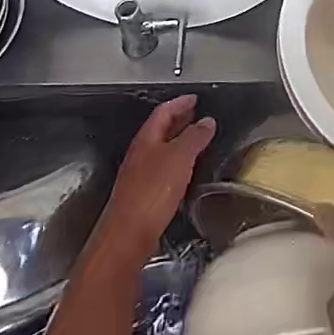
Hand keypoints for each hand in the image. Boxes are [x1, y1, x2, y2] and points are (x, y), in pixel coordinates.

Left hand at [100, 95, 215, 250]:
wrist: (127, 236)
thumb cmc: (150, 194)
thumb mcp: (180, 157)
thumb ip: (194, 137)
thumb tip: (207, 121)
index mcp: (146, 139)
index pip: (163, 111)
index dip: (180, 102)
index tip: (194, 98)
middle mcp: (140, 154)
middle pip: (160, 129)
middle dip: (179, 120)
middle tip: (196, 114)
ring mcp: (139, 175)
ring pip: (162, 149)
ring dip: (179, 141)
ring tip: (197, 140)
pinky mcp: (144, 195)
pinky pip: (163, 169)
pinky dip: (177, 163)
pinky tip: (187, 171)